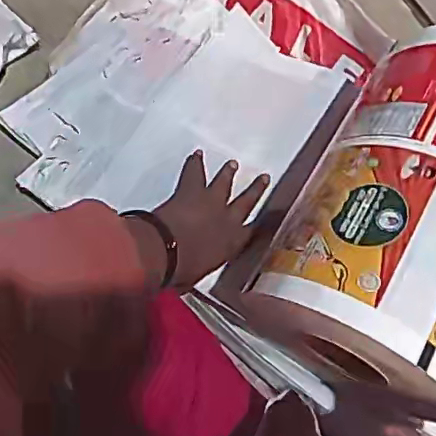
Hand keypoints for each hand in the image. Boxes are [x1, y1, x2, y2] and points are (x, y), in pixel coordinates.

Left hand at [137, 152, 269, 287]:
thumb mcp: (193, 278)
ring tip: (232, 165)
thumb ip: (195, 272)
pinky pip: (195, 172)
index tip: (267, 217)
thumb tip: (185, 280)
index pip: (251, 233)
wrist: (168, 251)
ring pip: (224, 182)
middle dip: (256, 189)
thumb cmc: (181, 270)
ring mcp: (212, 201)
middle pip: (247, 201)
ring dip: (228, 173)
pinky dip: (195, 162)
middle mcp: (228, 219)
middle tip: (263, 178)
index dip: (258, 225)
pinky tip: (197, 155)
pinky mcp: (192, 190)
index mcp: (232, 244)